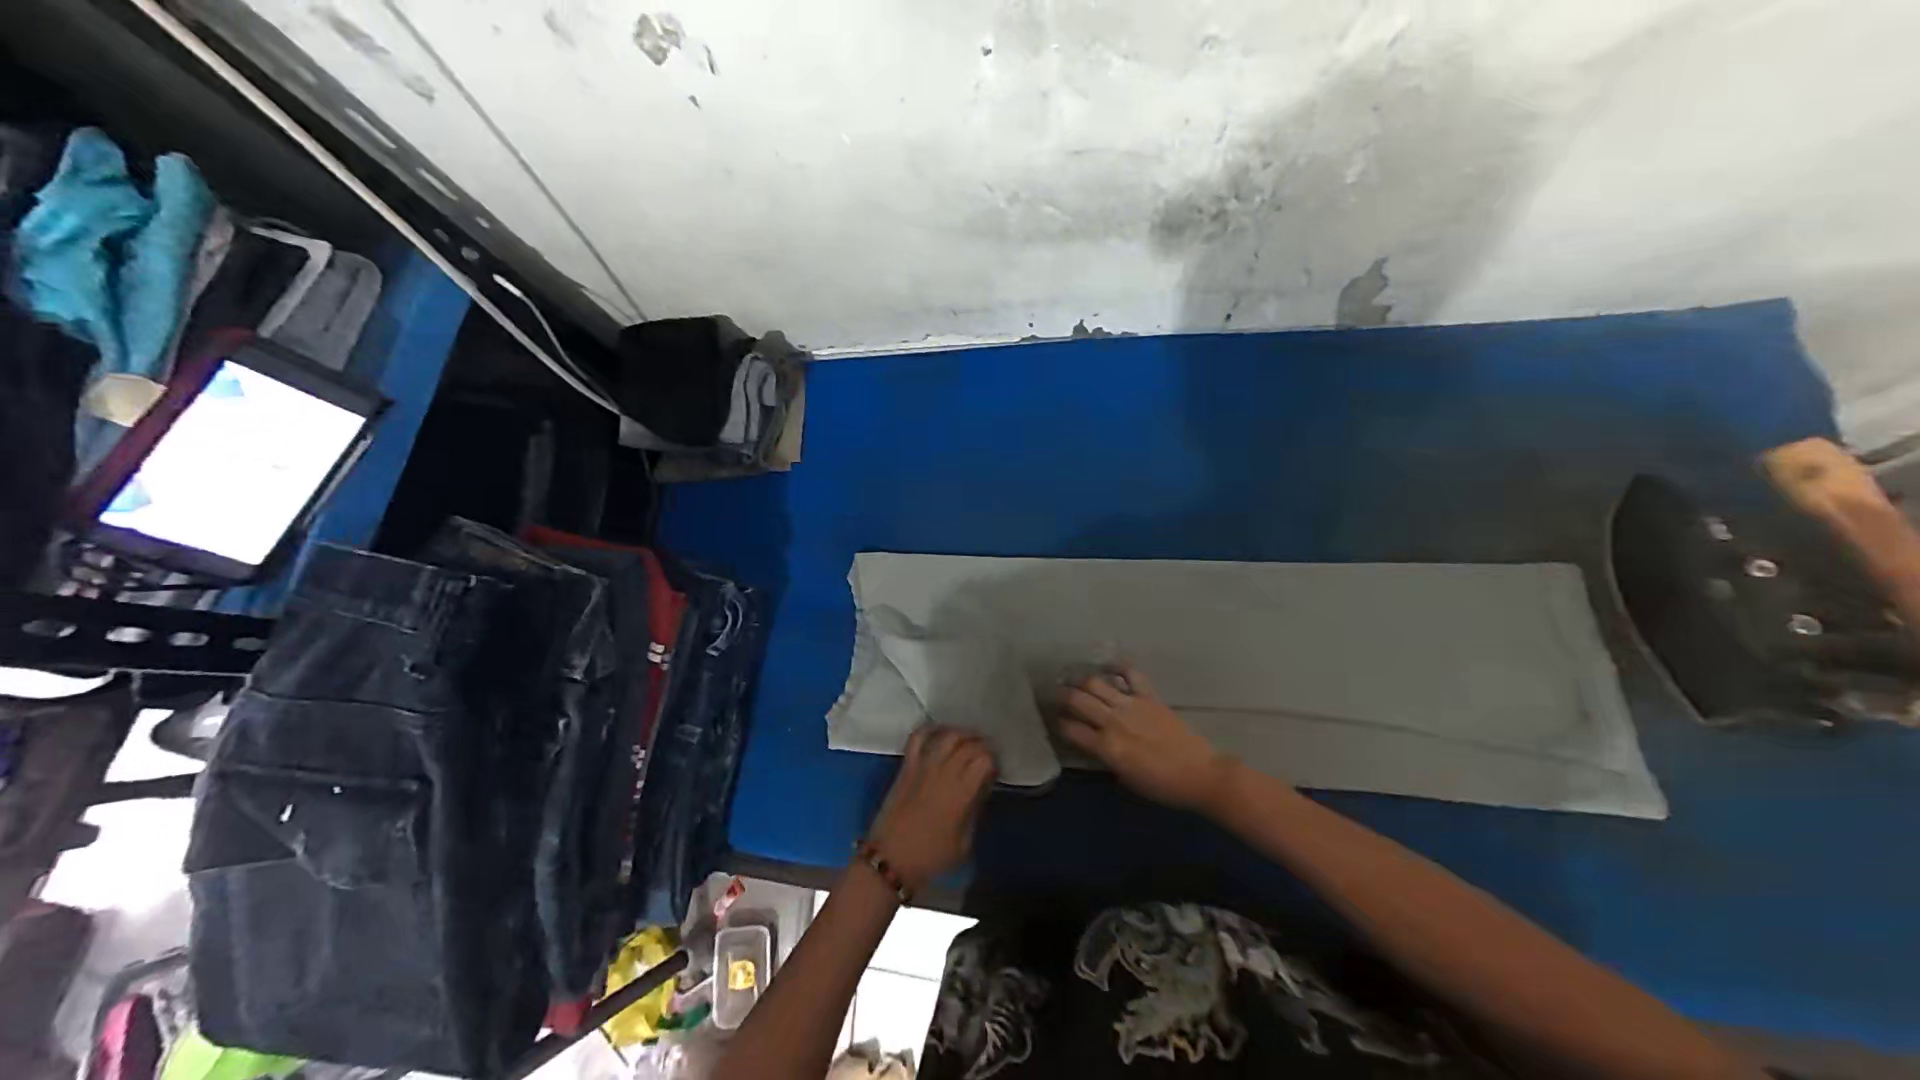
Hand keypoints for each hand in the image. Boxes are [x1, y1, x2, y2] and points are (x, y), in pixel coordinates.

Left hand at [866, 727, 995, 892]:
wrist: (890, 859)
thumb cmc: (931, 857)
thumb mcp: (964, 842)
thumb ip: (975, 810)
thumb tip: (982, 788)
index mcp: (962, 792)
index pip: (985, 759)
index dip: (994, 761)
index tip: (995, 771)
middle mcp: (944, 772)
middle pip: (970, 744)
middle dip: (982, 746)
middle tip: (986, 756)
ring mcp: (923, 765)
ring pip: (948, 736)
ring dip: (963, 734)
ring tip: (969, 742)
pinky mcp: (907, 766)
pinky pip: (918, 737)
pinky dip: (930, 729)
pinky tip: (940, 733)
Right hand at [1057, 665, 1234, 811]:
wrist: (1199, 775)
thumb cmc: (1162, 785)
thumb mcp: (1125, 778)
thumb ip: (1106, 758)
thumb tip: (1095, 744)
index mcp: (1106, 747)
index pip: (1070, 729)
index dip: (1060, 724)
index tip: (1056, 721)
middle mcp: (1113, 721)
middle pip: (1077, 700)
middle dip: (1062, 696)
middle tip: (1056, 695)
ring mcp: (1131, 705)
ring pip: (1096, 683)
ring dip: (1082, 681)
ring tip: (1076, 680)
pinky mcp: (1149, 697)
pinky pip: (1131, 675)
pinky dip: (1119, 667)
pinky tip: (1110, 666)